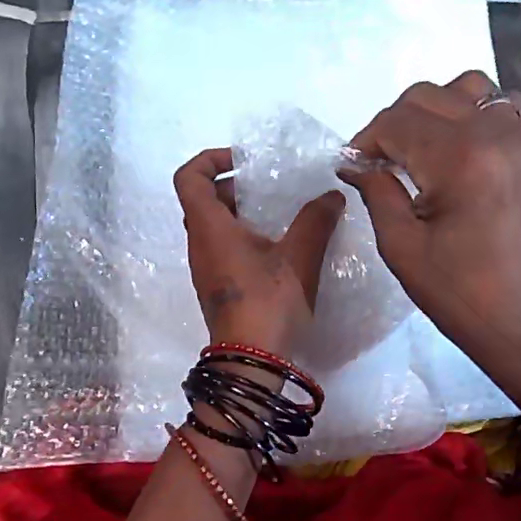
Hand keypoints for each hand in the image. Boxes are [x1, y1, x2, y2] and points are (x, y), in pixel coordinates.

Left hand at [174, 148, 344, 357]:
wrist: (252, 361)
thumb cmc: (268, 303)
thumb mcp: (298, 258)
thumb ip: (316, 221)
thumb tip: (331, 195)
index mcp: (209, 228)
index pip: (189, 177)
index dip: (210, 159)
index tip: (244, 162)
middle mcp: (200, 244)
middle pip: (203, 199)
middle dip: (234, 186)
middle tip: (269, 188)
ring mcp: (206, 268)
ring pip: (214, 226)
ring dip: (242, 213)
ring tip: (279, 215)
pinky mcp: (217, 286)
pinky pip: (222, 247)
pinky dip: (244, 236)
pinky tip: (278, 247)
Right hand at [340, 72, 520, 356]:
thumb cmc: (456, 291)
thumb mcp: (401, 246)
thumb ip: (377, 192)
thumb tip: (354, 164)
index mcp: (460, 158)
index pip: (398, 122)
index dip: (365, 140)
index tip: (350, 165)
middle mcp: (495, 133)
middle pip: (429, 96)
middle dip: (393, 122)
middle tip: (376, 159)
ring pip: (469, 89)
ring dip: (433, 109)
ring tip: (416, 146)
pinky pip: (499, 106)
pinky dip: (470, 114)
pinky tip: (454, 149)